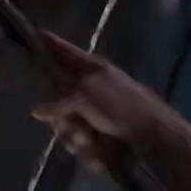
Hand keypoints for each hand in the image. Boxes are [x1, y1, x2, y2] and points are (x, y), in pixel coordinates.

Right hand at [33, 36, 176, 173]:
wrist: (154, 137)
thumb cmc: (120, 106)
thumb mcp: (85, 96)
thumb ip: (59, 102)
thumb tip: (36, 110)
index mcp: (92, 69)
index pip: (66, 52)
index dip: (52, 44)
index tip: (39, 32)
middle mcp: (93, 89)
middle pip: (60, 100)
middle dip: (64, 120)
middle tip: (75, 127)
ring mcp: (98, 114)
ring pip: (68, 128)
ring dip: (78, 140)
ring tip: (93, 144)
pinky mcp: (104, 138)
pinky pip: (82, 146)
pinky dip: (90, 153)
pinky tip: (100, 158)